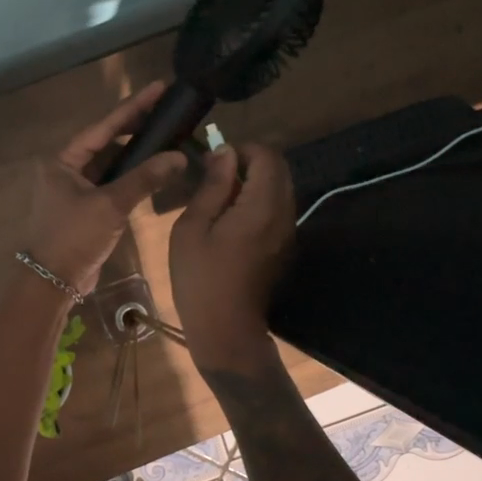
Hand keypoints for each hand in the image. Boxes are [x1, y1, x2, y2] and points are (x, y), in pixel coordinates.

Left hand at [27, 82, 187, 293]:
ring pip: (111, 163)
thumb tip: (179, 156)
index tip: (158, 87)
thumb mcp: (110, 205)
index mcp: (63, 160)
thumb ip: (144, 178)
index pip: (104, 126)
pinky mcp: (86, 208)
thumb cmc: (74, 237)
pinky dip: (132, 176)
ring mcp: (75, 190)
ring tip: (168, 135)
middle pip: (107, 141)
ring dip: (136, 153)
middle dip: (137, 127)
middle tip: (168, 110)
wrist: (52, 282)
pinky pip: (112, 183)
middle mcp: (66, 169)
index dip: (133, 107)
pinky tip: (155, 169)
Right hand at [169, 143, 295, 368]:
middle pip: (279, 170)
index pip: (267, 156)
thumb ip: (212, 186)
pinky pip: (277, 210)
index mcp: (262, 206)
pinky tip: (230, 223)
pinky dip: (258, 203)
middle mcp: (284, 214)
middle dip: (250, 164)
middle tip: (215, 179)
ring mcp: (288, 232)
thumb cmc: (201, 278)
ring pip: (280, 189)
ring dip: (254, 184)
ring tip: (219, 201)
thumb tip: (224, 153)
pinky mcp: (284, 247)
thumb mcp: (193, 227)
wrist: (226, 330)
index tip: (214, 163)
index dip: (242, 150)